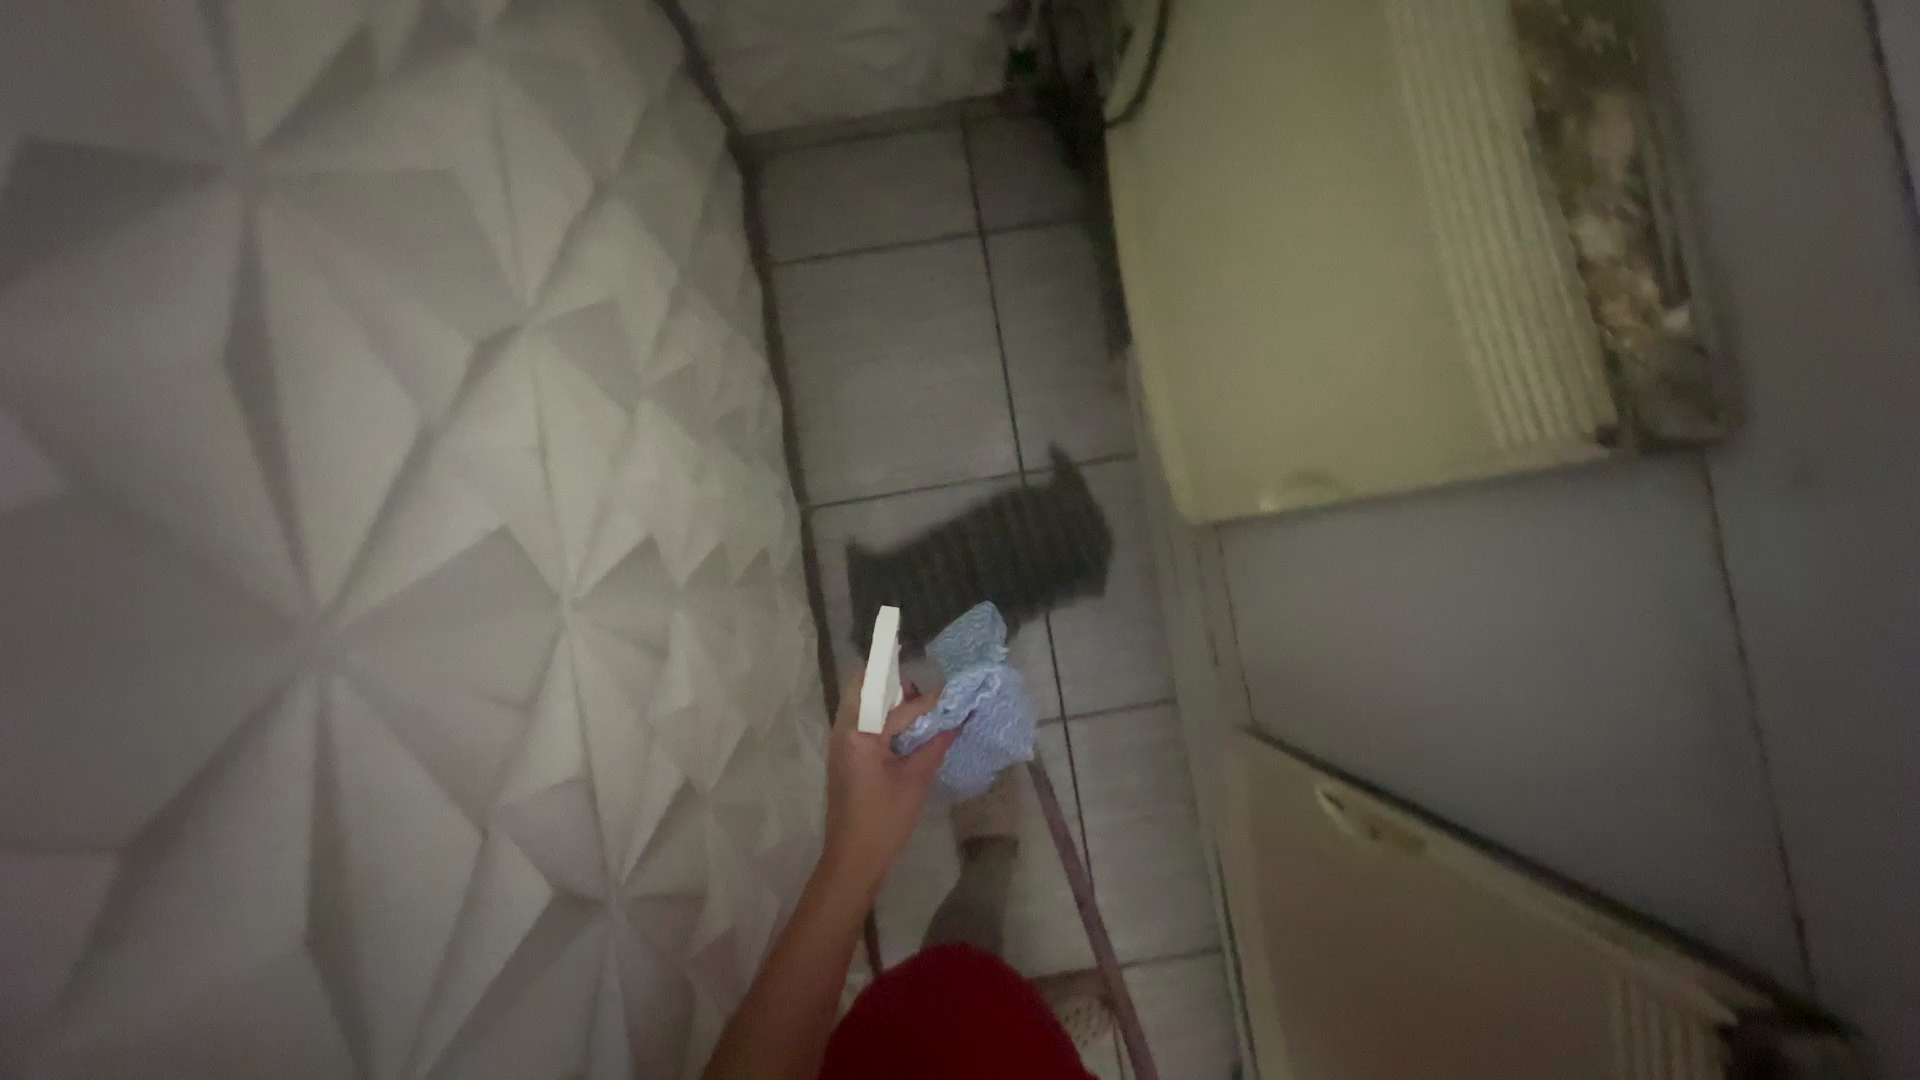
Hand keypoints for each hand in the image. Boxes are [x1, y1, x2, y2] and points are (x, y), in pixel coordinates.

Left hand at [819, 675, 957, 898]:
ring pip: (862, 701)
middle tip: (925, 699)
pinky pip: (861, 718)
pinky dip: (882, 715)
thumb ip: (936, 743)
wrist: (852, 859)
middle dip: (896, 686)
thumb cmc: (885, 820)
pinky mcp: (842, 751)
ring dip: (889, 700)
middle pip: (865, 686)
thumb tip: (958, 719)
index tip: (954, 693)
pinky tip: (906, 730)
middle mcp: (842, 728)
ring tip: (919, 714)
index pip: (898, 706)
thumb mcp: (916, 780)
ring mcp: (839, 739)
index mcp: (859, 733)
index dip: (929, 700)